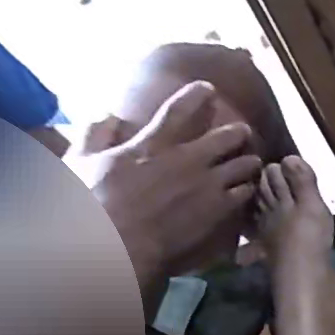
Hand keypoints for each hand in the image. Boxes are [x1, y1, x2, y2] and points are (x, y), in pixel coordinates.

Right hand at [67, 81, 261, 297]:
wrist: (116, 245)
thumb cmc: (89, 206)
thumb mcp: (80, 163)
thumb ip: (95, 135)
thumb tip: (106, 114)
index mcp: (151, 146)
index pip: (176, 113)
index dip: (195, 97)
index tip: (208, 88)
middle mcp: (186, 161)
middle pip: (223, 138)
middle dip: (236, 132)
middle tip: (244, 130)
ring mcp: (208, 186)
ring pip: (242, 166)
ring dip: (249, 161)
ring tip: (255, 162)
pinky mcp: (220, 211)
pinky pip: (245, 194)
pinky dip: (249, 189)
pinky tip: (250, 190)